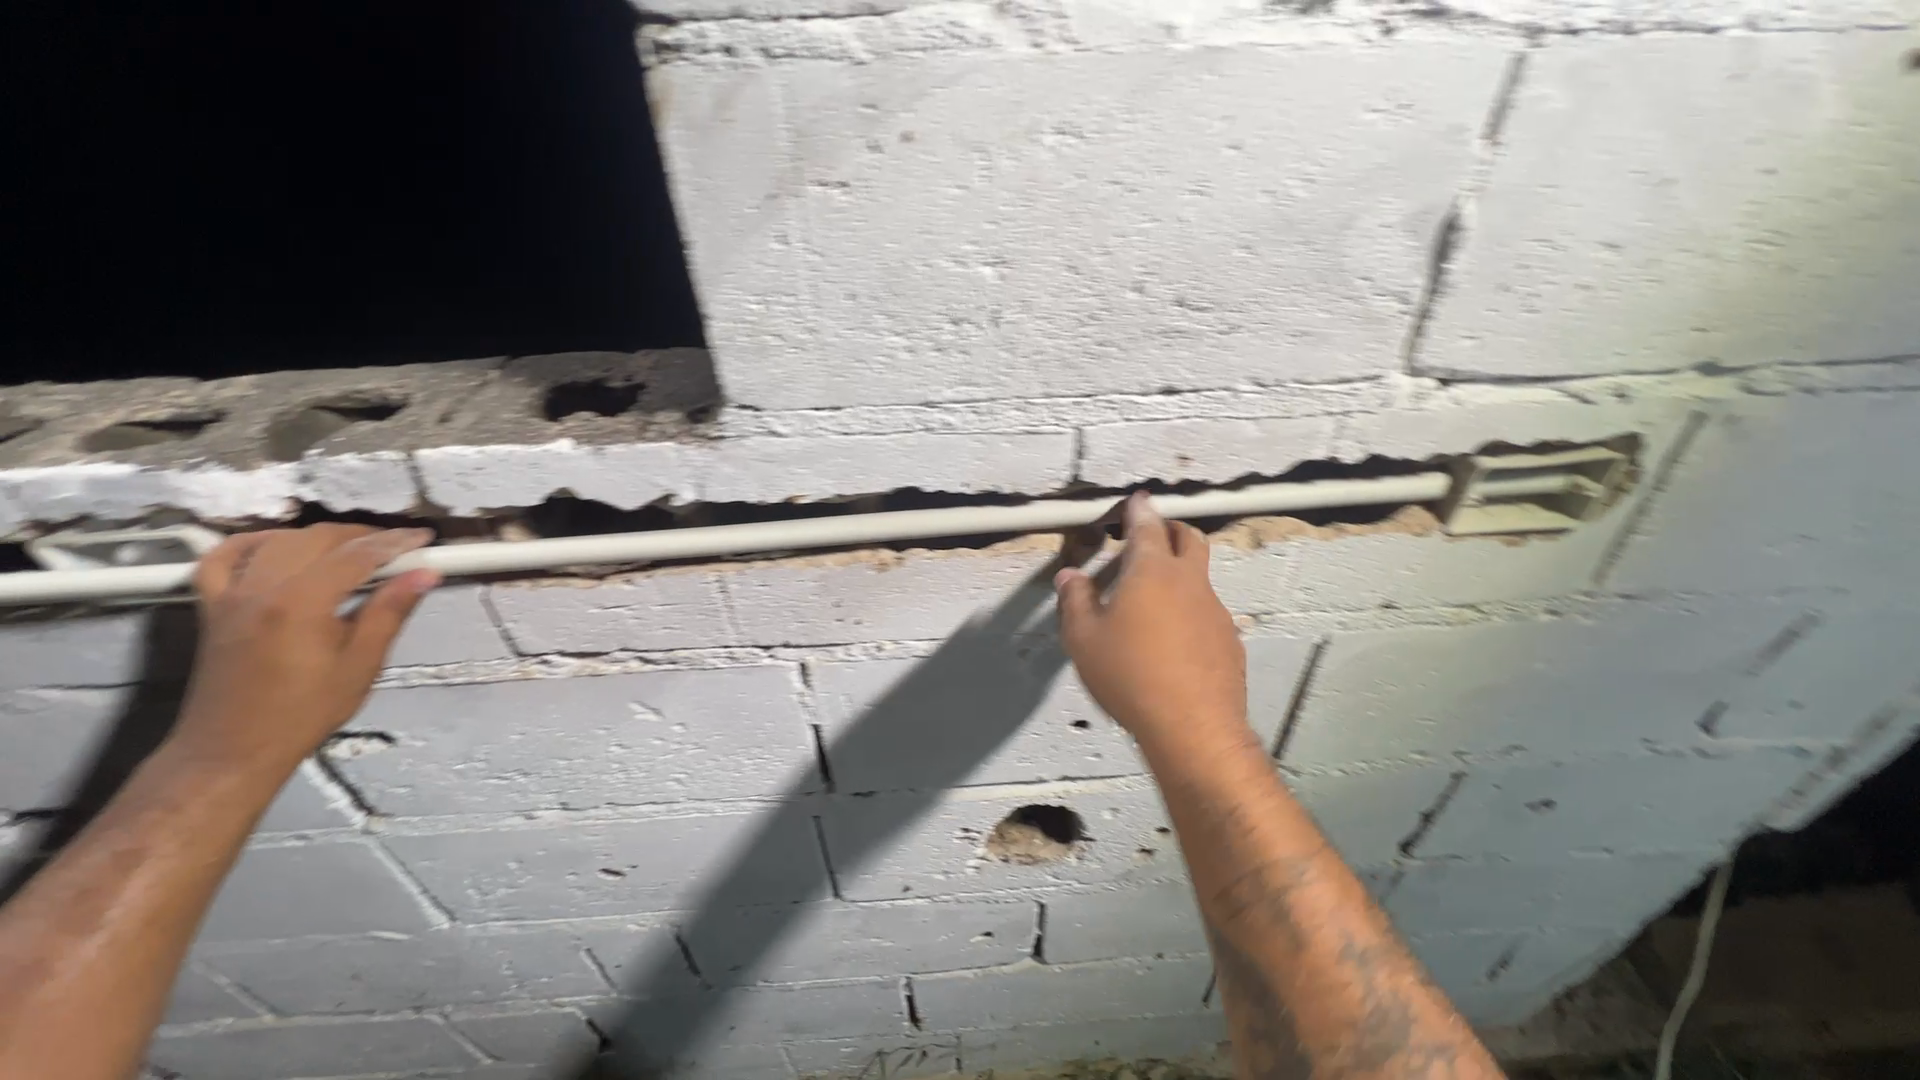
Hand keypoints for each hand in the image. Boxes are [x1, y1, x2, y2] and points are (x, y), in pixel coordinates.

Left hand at [170, 525, 440, 772]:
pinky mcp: (213, 606)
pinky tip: (277, 544)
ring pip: (277, 541)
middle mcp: (262, 588)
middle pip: (316, 538)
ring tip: (351, 547)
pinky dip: (252, 543)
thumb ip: (389, 611)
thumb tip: (424, 574)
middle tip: (396, 545)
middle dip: (361, 535)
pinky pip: (222, 559)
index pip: (356, 555)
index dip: (394, 542)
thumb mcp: (361, 664)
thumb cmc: (305, 711)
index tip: (423, 538)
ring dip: (318, 536)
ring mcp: (230, 594)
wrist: (234, 748)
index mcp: (301, 603)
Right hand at [1054, 493, 1247, 748]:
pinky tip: (1172, 641)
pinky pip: (1207, 612)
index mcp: (1152, 570)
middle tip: (1151, 534)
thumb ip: (1075, 601)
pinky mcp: (1228, 640)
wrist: (1192, 726)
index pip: (1146, 525)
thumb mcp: (1083, 639)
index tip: (1138, 498)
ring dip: (1179, 573)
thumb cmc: (1129, 675)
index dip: (1139, 508)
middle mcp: (1189, 581)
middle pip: (1188, 537)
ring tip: (1152, 597)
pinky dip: (1189, 610)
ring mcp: (1215, 610)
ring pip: (1199, 576)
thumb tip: (1070, 576)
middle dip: (1170, 528)